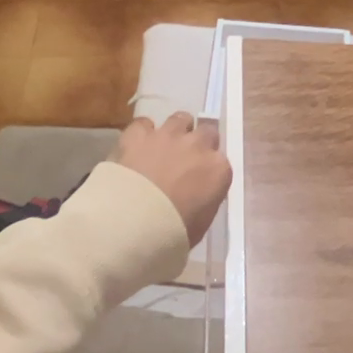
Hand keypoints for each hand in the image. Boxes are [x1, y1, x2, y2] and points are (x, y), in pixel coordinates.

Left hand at [110, 114, 230, 245]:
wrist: (133, 222)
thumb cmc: (173, 232)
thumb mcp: (200, 222)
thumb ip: (203, 200)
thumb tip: (194, 196)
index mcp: (217, 170)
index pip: (220, 162)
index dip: (209, 169)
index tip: (200, 181)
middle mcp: (197, 145)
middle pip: (206, 133)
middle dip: (197, 144)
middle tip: (185, 161)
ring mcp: (168, 136)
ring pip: (179, 119)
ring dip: (175, 131)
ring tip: (164, 146)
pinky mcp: (138, 134)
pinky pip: (143, 124)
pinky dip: (142, 132)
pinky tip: (137, 145)